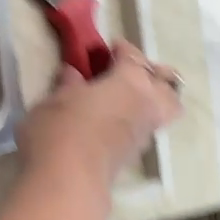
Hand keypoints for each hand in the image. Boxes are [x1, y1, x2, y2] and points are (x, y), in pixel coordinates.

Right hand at [18, 41, 181, 189]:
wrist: (68, 174)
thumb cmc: (56, 128)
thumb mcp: (52, 100)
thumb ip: (67, 85)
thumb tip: (74, 73)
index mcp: (128, 81)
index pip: (132, 57)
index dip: (121, 49)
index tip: (109, 45)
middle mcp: (148, 100)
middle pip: (165, 79)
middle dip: (151, 70)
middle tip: (128, 70)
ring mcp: (148, 125)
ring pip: (167, 102)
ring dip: (156, 94)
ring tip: (133, 94)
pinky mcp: (139, 146)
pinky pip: (152, 120)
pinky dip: (142, 113)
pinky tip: (121, 116)